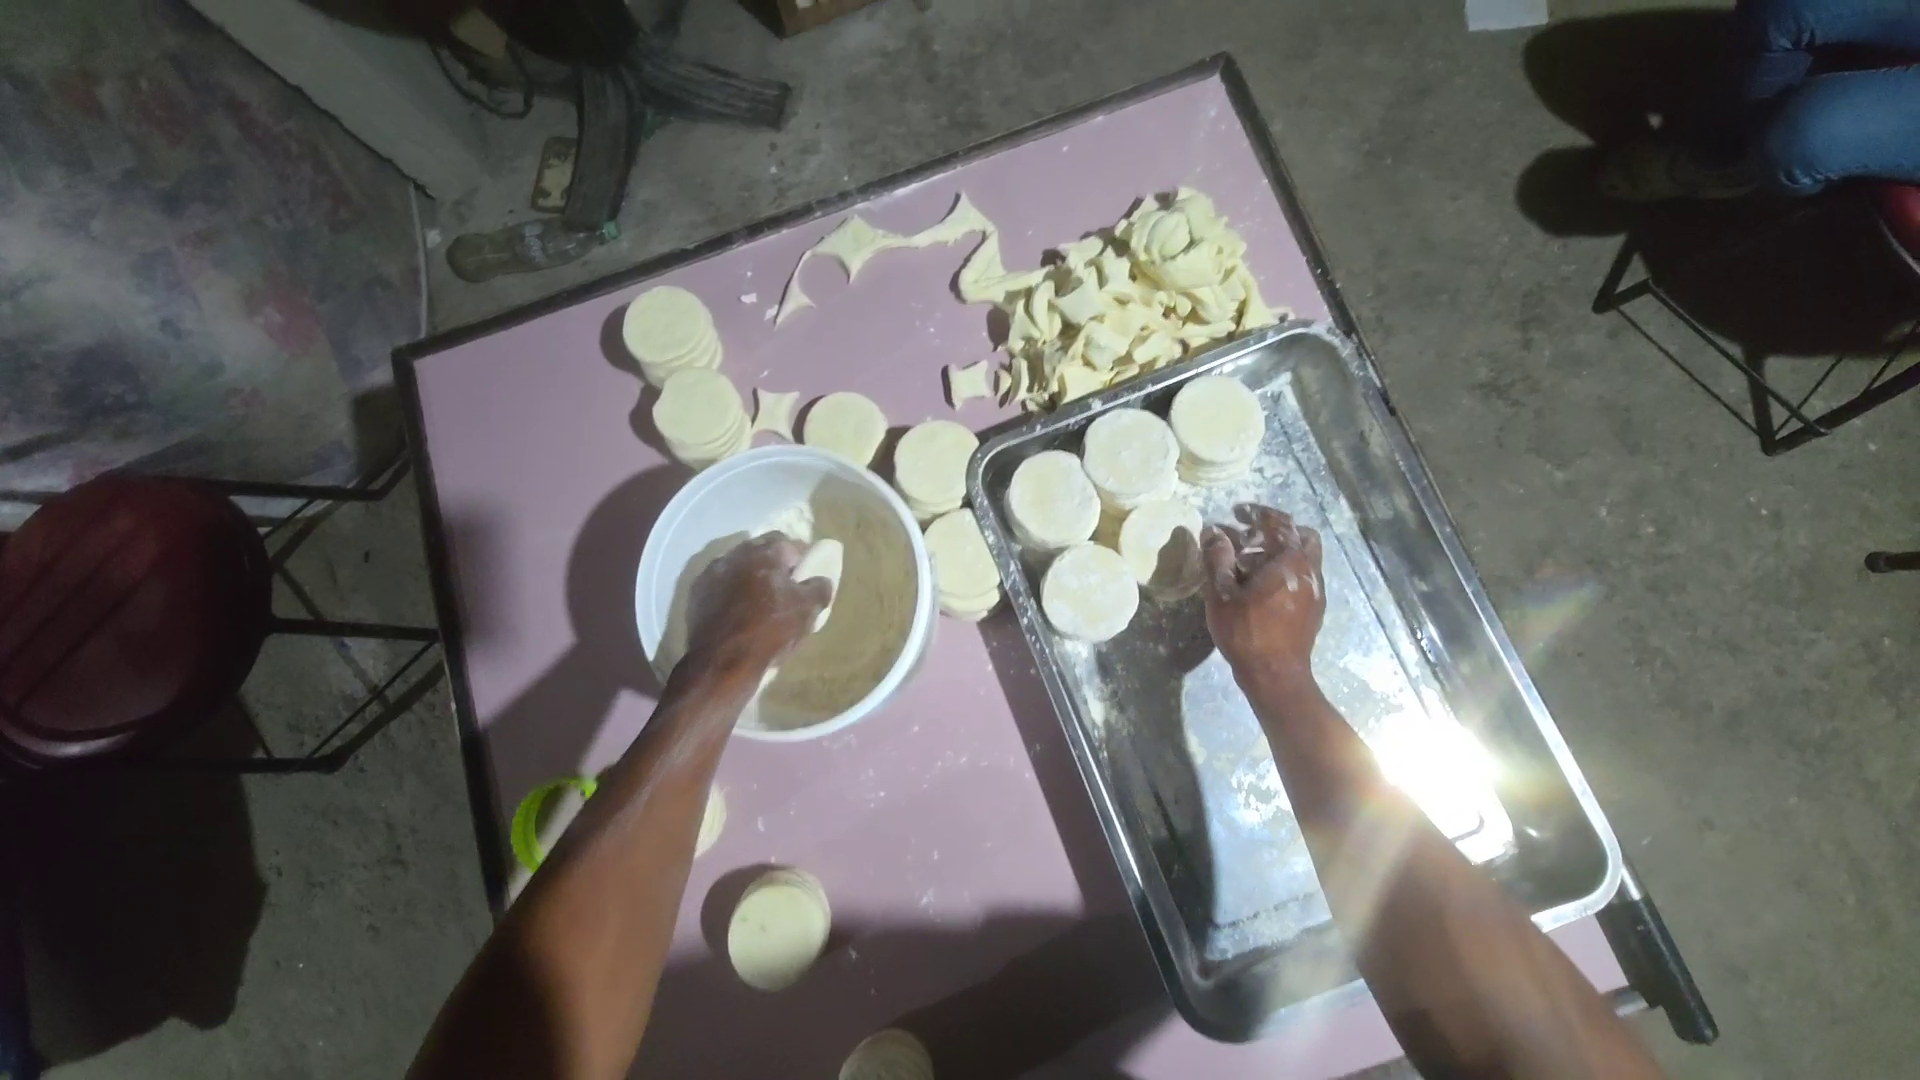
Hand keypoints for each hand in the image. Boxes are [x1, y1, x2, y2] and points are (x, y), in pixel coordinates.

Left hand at [682, 532, 832, 674]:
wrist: (722, 662)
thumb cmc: (770, 631)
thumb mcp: (807, 611)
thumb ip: (819, 588)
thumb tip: (821, 580)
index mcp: (765, 553)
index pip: (789, 543)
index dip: (801, 557)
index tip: (806, 574)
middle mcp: (736, 554)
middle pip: (760, 550)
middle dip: (773, 563)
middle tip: (784, 586)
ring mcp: (712, 573)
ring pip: (738, 566)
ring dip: (749, 576)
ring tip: (759, 599)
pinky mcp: (696, 593)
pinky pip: (720, 584)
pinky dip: (730, 591)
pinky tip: (737, 610)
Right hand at [1201, 505, 1325, 696]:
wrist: (1275, 674)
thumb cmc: (1246, 632)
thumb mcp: (1221, 594)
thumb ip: (1217, 559)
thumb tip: (1213, 532)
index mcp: (1290, 560)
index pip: (1278, 523)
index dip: (1257, 513)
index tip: (1238, 512)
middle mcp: (1310, 570)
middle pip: (1301, 536)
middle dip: (1276, 531)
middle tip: (1249, 538)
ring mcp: (1316, 590)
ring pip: (1304, 557)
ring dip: (1280, 553)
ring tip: (1250, 565)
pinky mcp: (1314, 608)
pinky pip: (1303, 576)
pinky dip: (1285, 571)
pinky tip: (1261, 588)